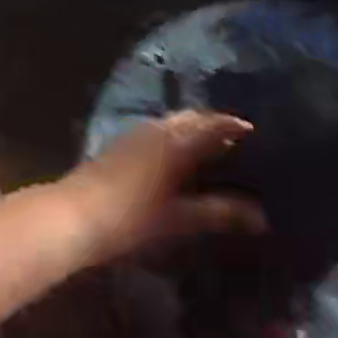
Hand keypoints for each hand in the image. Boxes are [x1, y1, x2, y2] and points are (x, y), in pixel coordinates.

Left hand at [54, 111, 265, 265]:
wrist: (77, 214)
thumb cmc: (132, 217)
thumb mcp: (179, 218)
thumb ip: (218, 213)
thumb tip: (261, 215)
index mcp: (174, 141)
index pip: (210, 125)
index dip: (233, 126)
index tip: (256, 133)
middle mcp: (154, 129)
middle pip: (189, 119)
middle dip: (213, 126)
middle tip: (239, 144)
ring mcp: (134, 134)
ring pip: (171, 124)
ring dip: (192, 132)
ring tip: (215, 154)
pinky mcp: (120, 145)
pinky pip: (157, 133)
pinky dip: (175, 139)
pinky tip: (181, 161)